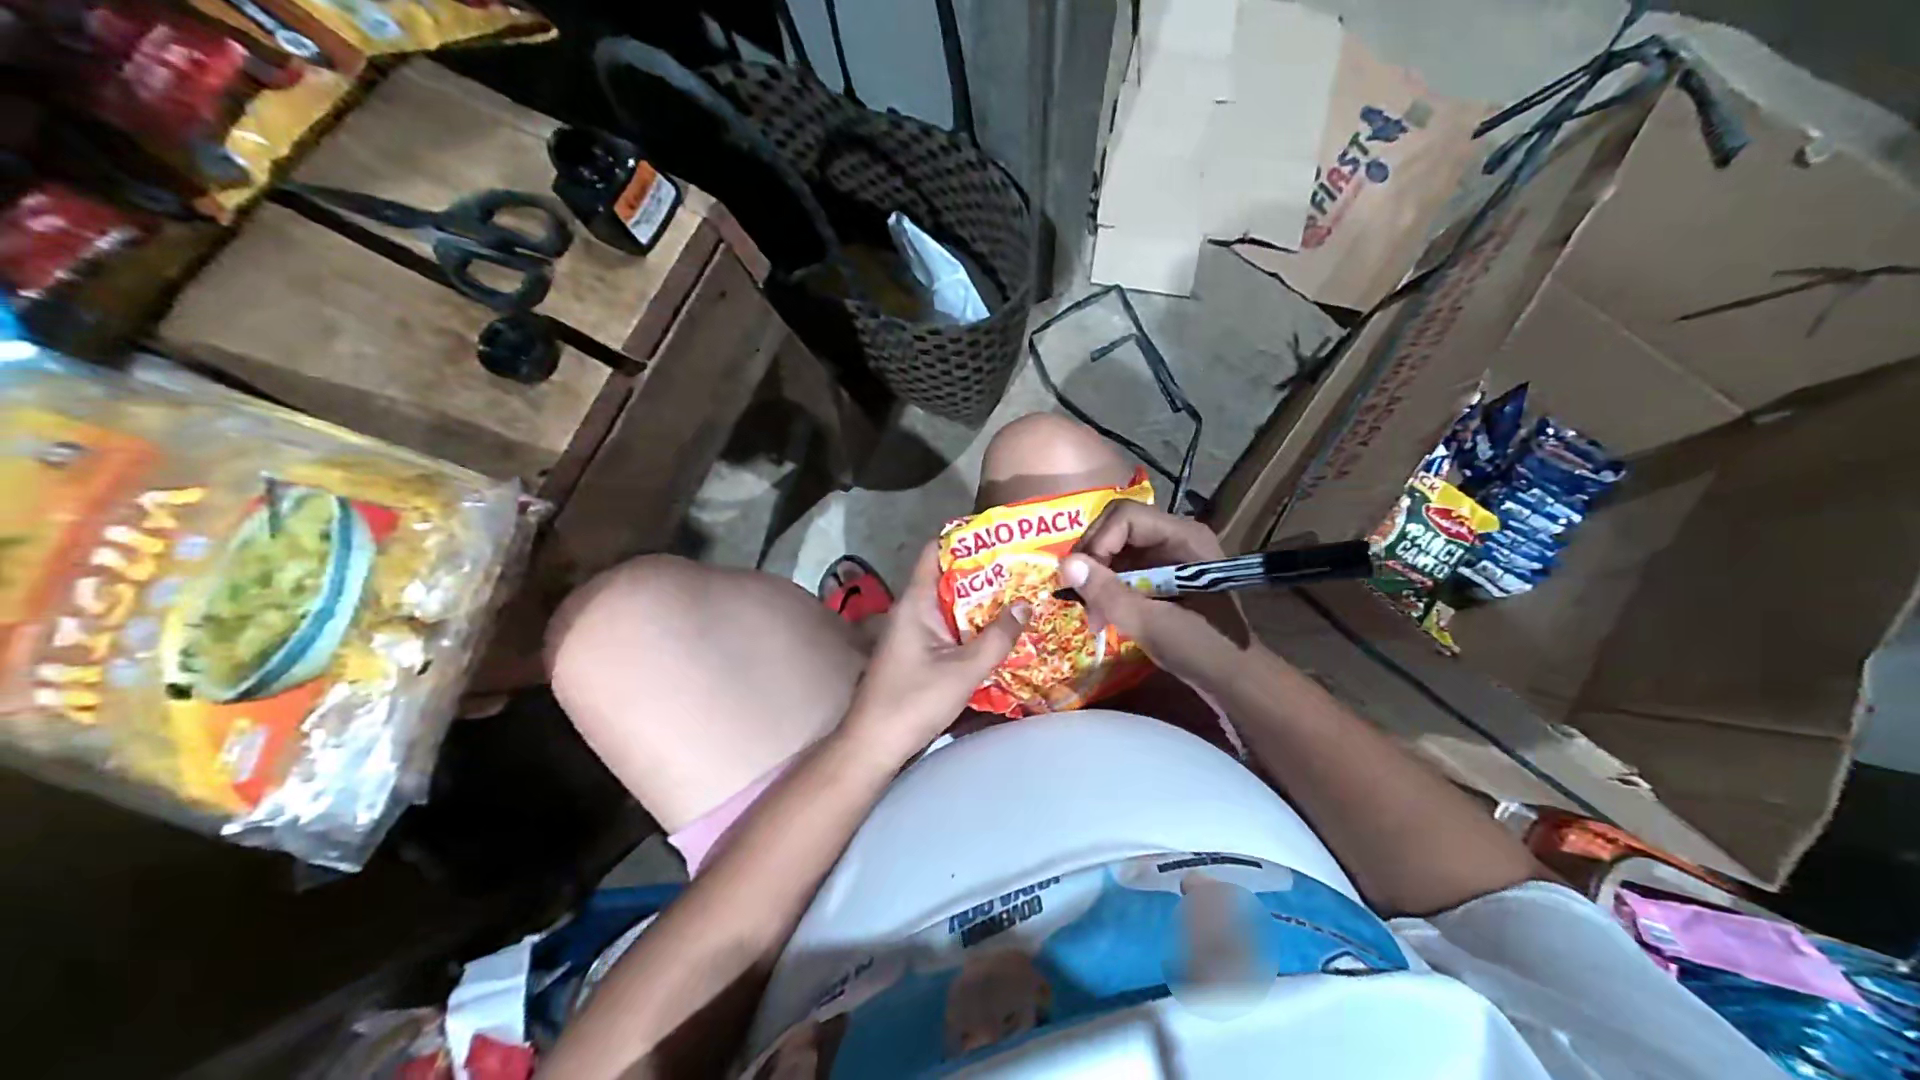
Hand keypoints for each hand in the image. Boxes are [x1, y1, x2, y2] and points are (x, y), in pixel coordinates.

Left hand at [841, 542, 1026, 763]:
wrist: (874, 744)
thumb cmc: (914, 701)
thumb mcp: (964, 670)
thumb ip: (997, 637)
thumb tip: (1026, 603)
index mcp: (916, 602)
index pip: (935, 551)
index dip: (965, 538)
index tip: (1001, 535)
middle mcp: (913, 610)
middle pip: (950, 577)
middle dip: (986, 572)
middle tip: (1025, 566)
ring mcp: (915, 632)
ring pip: (953, 605)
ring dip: (983, 602)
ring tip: (1023, 593)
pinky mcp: (920, 653)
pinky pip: (951, 628)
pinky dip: (974, 626)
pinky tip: (1003, 631)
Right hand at [1059, 501, 1252, 684]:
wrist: (1238, 680)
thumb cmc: (1204, 650)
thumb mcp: (1153, 624)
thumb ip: (1109, 593)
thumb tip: (1065, 566)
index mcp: (1183, 537)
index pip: (1125, 517)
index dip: (1097, 542)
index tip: (1081, 581)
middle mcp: (1175, 537)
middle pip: (1117, 528)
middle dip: (1093, 560)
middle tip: (1079, 598)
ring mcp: (1168, 556)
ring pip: (1116, 549)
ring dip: (1097, 578)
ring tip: (1093, 615)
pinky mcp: (1162, 576)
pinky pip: (1124, 568)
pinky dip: (1108, 588)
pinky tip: (1104, 616)